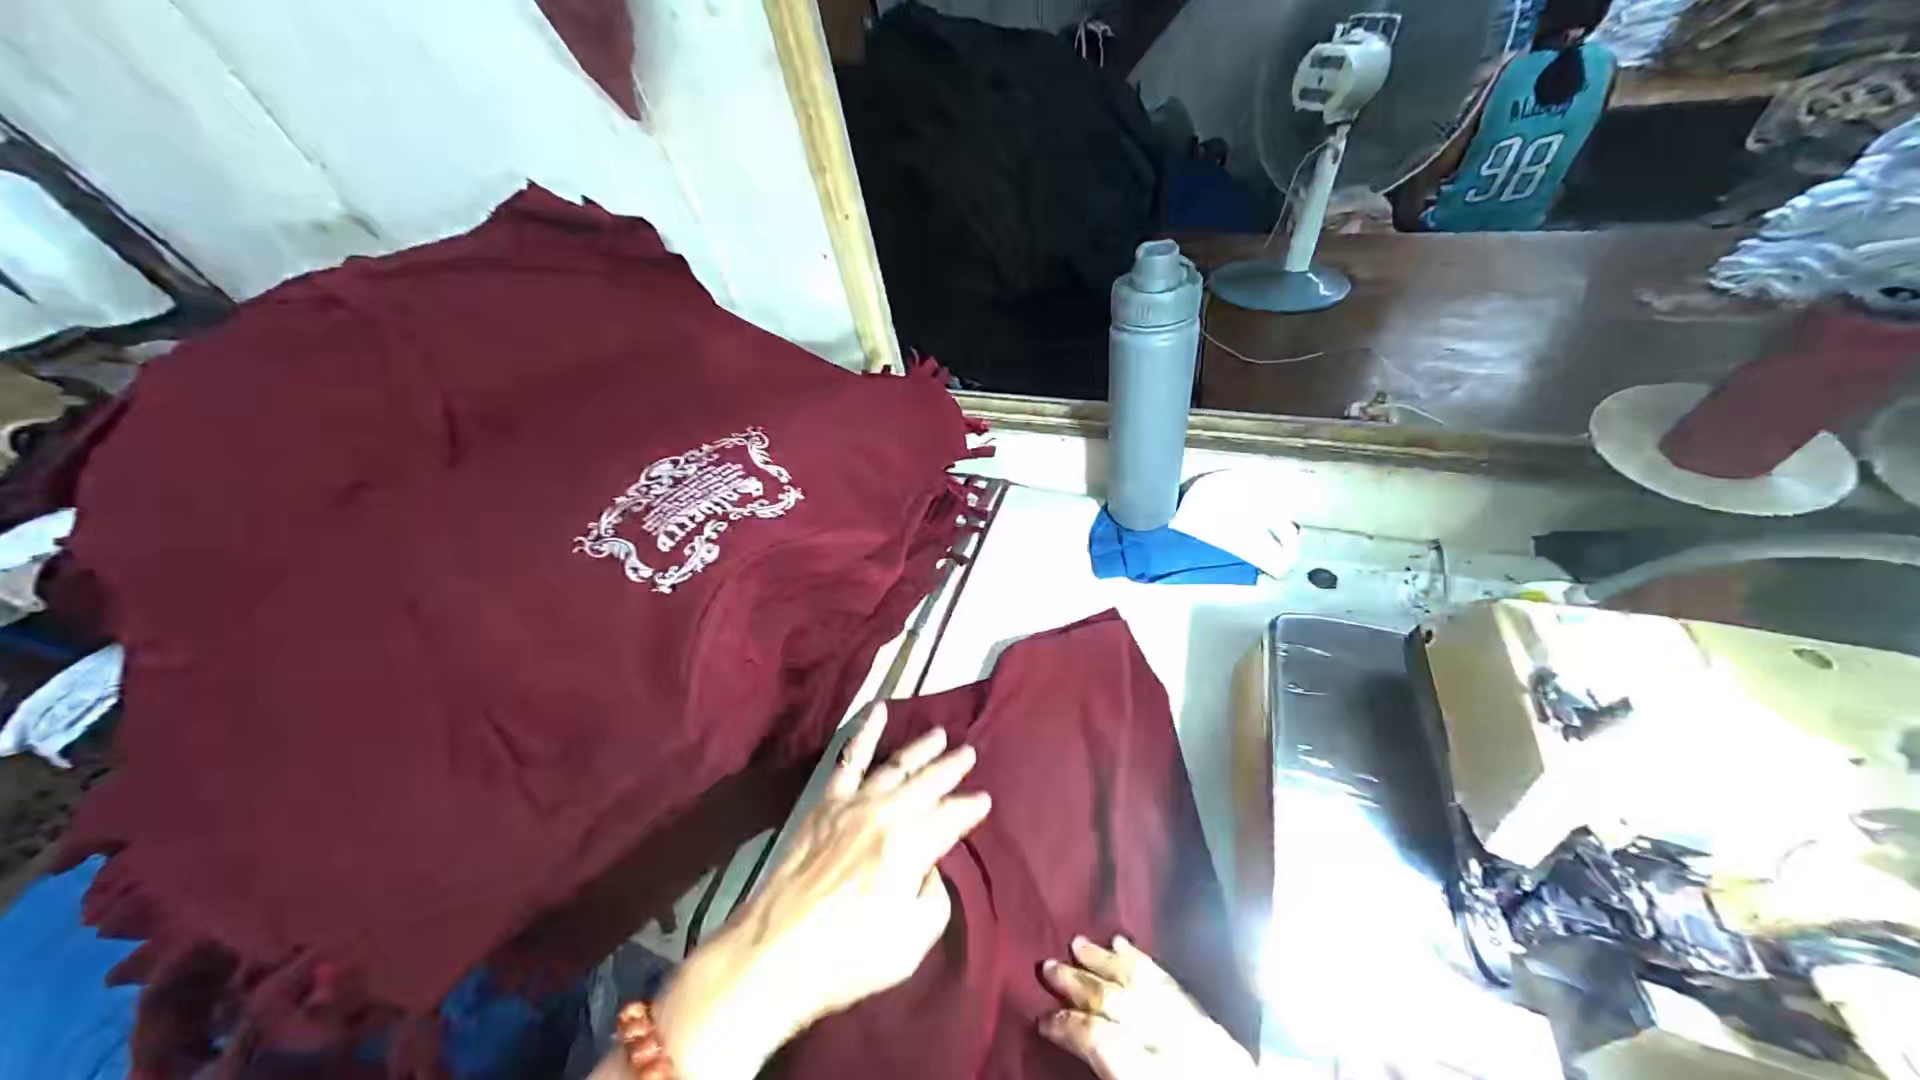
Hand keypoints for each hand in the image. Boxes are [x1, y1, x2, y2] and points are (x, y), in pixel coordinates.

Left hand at [599, 704, 991, 1079]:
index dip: (971, 808)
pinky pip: (850, 759)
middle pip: (928, 782)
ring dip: (920, 749)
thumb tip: (929, 870)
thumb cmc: (848, 958)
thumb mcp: (912, 944)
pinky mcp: (824, 803)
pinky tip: (877, 711)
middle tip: (969, 754)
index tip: (983, 800)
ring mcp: (853, 803)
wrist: (774, 954)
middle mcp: (886, 813)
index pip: (952, 817)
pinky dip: (865, 733)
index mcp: (911, 845)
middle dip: (952, 768)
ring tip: (939, 735)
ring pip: (895, 765)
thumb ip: (934, 900)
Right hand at [1041, 936, 1257, 1079]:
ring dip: (1107, 962)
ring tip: (1077, 943)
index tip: (1041, 1020)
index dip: (1065, 1026)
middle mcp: (1172, 1046)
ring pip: (1142, 984)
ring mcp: (1195, 1031)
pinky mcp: (1212, 1027)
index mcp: (1147, 1074)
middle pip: (1117, 1002)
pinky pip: (1173, 985)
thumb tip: (1087, 1053)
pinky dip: (1145, 963)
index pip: (1097, 1038)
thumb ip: (1114, 1073)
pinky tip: (1123, 944)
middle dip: (1079, 983)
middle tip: (1047, 966)